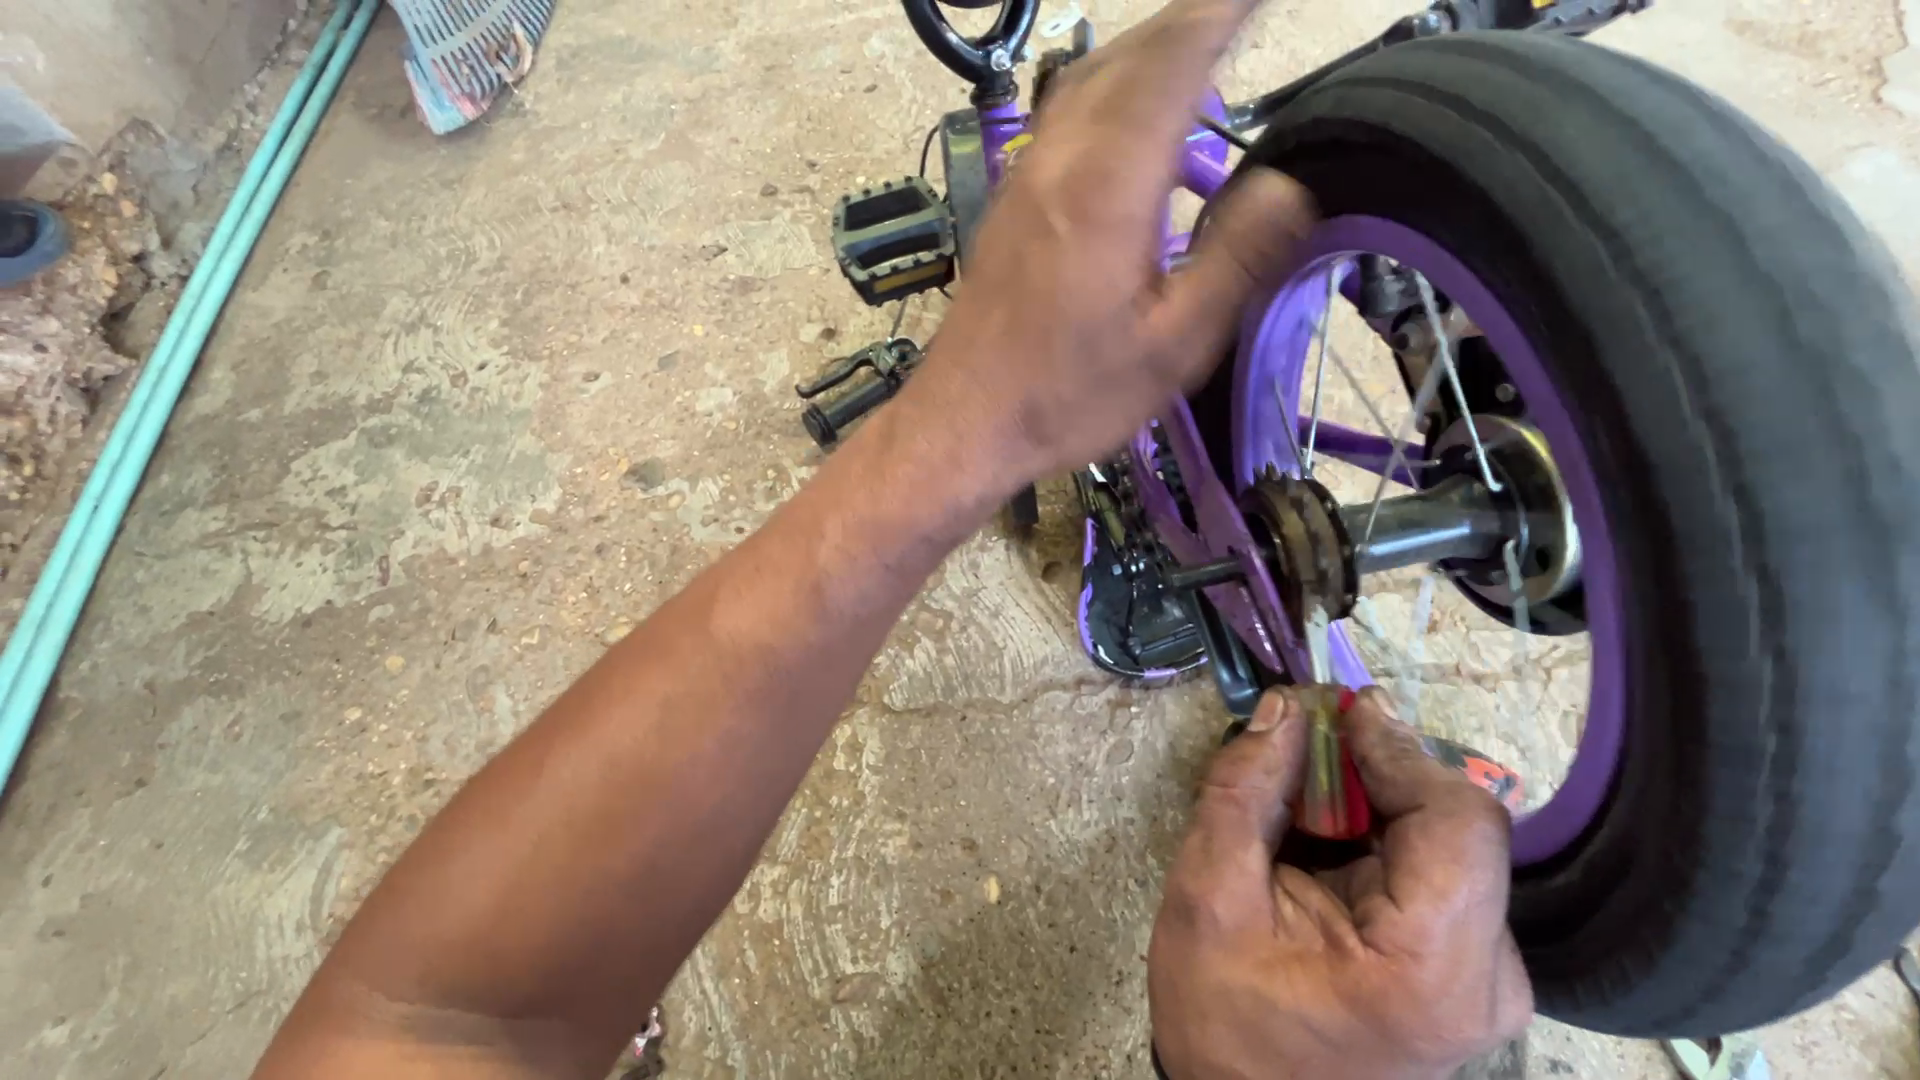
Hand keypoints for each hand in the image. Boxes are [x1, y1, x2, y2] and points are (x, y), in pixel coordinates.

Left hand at [889, 0, 1316, 489]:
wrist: (964, 424)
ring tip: (1196, 53)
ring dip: (1144, 54)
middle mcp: (1058, 162)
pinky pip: (1062, 121)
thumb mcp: (1174, 345)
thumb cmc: (1067, 397)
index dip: (1223, 14)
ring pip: (1087, 83)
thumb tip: (1291, 185)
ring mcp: (1023, 179)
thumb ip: (1237, 257)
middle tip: (1239, 16)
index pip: (1174, 62)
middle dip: (1188, 23)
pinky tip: (1131, 129)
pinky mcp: (1007, 205)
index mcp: (1107, 185)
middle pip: (1126, 58)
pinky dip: (1108, 95)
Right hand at [1148, 688, 1532, 1079]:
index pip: (1457, 820)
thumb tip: (1284, 708)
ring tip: (1299, 786)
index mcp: (1431, 968)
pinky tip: (1321, 833)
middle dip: (1373, 771)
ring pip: (1443, 837)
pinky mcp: (1464, 967)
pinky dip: (1376, 831)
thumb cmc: (1220, 1010)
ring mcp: (1484, 974)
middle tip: (1301, 740)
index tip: (1334, 711)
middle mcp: (1487, 973)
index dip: (1396, 751)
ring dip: (1370, 797)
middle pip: (1453, 825)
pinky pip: (1433, 865)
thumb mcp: (1208, 892)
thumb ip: (1245, 790)